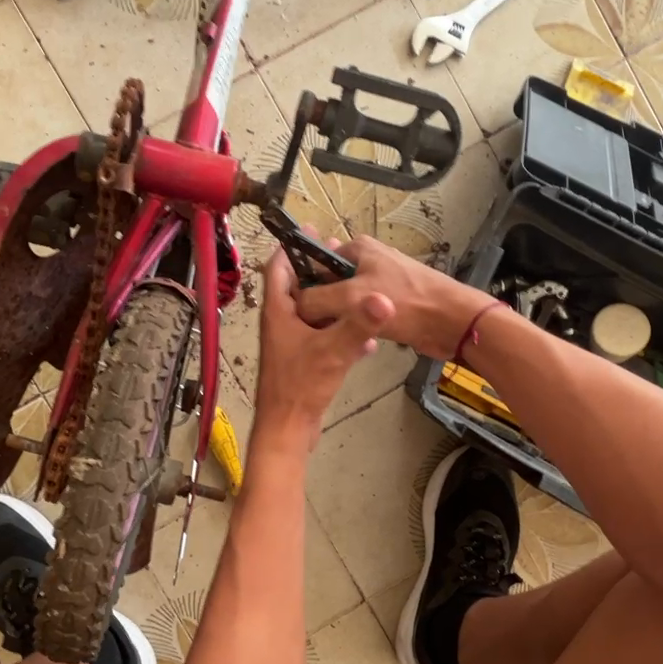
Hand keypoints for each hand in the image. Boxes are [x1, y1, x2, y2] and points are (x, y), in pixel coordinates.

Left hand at [254, 252, 393, 440]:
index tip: (314, 232)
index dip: (293, 248)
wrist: (288, 431)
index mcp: (278, 313)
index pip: (278, 269)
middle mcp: (281, 324)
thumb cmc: (301, 387)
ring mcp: (291, 344)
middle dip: (321, 274)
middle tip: (346, 262)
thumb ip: (360, 324)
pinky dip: (342, 334)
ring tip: (362, 294)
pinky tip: (368, 342)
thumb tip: (384, 297)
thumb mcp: (335, 351)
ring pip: (314, 314)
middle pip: (298, 288)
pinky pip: (324, 338)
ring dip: (336, 305)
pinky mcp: (304, 362)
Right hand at [293, 236, 487, 359]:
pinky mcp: (389, 306)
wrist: (452, 321)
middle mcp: (366, 262)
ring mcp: (379, 284)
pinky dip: (353, 326)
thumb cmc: (405, 302)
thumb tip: (296, 307)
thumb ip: (317, 300)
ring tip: (327, 336)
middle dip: (319, 304)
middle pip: (328, 283)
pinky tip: (349, 341)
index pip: (316, 262)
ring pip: (344, 302)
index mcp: (357, 249)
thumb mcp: (352, 299)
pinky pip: (360, 315)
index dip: (302, 284)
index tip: (293, 310)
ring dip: (336, 318)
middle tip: (310, 328)